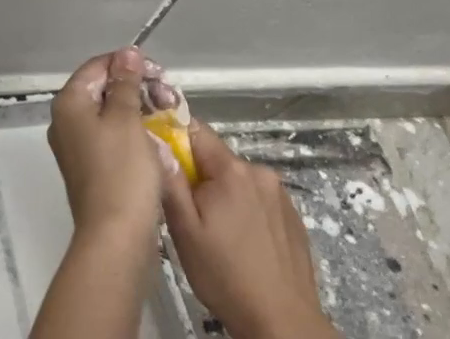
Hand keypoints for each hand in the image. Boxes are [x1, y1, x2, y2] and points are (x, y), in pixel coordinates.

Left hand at [47, 47, 174, 236]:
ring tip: (168, 118)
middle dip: (135, 89)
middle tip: (168, 97)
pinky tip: (156, 143)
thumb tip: (126, 53)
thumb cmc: (122, 171)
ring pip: (108, 116)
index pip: (96, 67)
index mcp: (68, 103)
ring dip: (138, 113)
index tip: (159, 72)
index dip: (127, 64)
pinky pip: (111, 140)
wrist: (115, 235)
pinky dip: (132, 135)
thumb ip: (126, 83)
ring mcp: (75, 147)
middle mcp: (65, 121)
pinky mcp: (90, 169)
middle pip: (101, 90)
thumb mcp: (127, 119)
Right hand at [161, 122, 338, 338]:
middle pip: (216, 158)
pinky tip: (241, 243)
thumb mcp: (184, 229)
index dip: (173, 138)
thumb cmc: (225, 275)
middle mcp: (260, 173)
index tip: (161, 159)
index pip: (195, 130)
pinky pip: (257, 200)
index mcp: (232, 170)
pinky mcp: (293, 218)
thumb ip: (170, 180)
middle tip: (188, 212)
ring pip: (237, 181)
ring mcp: (280, 196)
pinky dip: (244, 211)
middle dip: (198, 176)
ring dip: (221, 194)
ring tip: (215, 232)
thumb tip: (156, 141)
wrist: (283, 324)